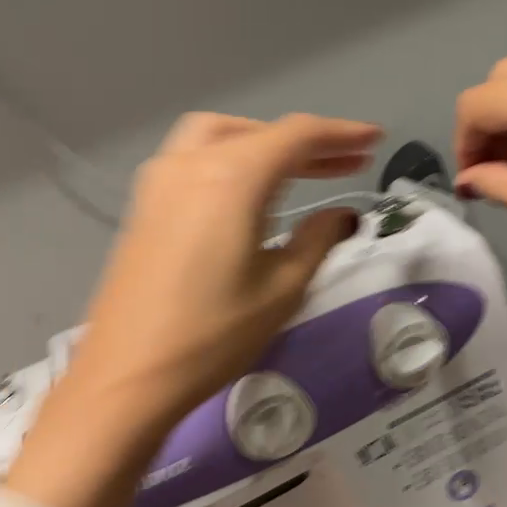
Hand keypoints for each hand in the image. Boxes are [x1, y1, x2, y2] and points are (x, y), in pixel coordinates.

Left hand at [9, 112, 381, 506]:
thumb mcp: (283, 289)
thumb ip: (318, 240)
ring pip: (221, 137)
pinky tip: (253, 196)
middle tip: (349, 162)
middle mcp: (191, 163)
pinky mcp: (145, 206)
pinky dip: (234, 161)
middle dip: (308, 143)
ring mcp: (160, 181)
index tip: (376, 139)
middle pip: (258, 132)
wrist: (130, 374)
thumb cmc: (215, 335)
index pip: (296, 136)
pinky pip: (196, 160)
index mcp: (232, 178)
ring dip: (266, 145)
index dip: (341, 133)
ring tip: (303, 172)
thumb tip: (343, 215)